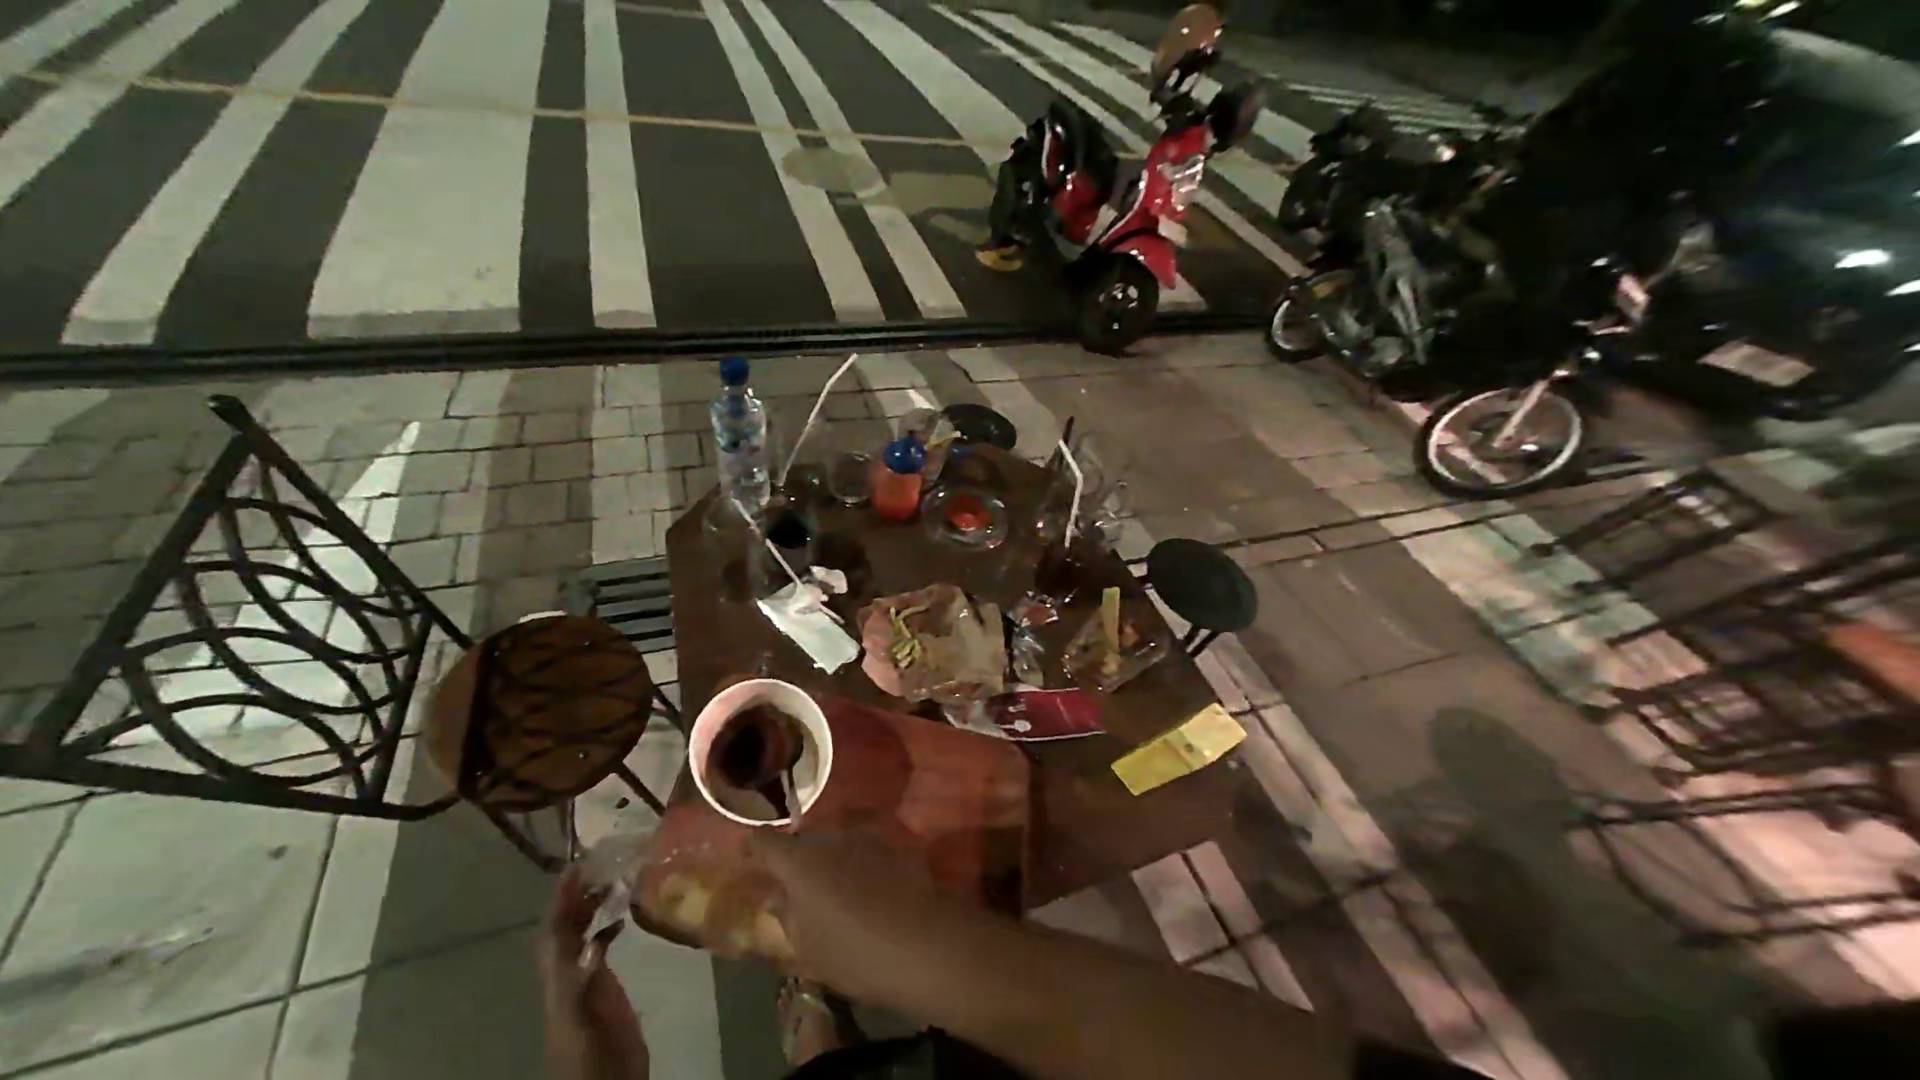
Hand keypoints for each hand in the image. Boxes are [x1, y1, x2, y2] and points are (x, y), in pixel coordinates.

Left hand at [539, 865, 649, 1079]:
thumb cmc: (593, 1062)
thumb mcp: (583, 1026)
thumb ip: (583, 988)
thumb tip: (593, 944)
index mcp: (560, 982)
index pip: (554, 932)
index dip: (561, 900)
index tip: (576, 866)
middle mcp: (567, 976)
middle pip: (563, 929)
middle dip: (573, 896)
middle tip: (596, 863)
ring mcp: (585, 982)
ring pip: (579, 936)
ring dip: (588, 907)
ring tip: (610, 880)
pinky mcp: (603, 989)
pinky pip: (598, 948)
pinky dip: (606, 927)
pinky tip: (623, 917)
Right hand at [750, 828, 959, 1003]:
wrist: (922, 942)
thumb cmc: (854, 953)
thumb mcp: (808, 947)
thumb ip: (787, 914)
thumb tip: (775, 896)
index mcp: (799, 862)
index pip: (764, 840)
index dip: (754, 849)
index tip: (750, 860)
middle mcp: (830, 837)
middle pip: (804, 839)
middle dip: (798, 857)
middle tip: (800, 885)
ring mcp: (866, 834)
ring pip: (838, 839)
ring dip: (832, 856)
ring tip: (839, 885)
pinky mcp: (895, 841)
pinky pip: (867, 844)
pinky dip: (862, 859)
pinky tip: (871, 884)